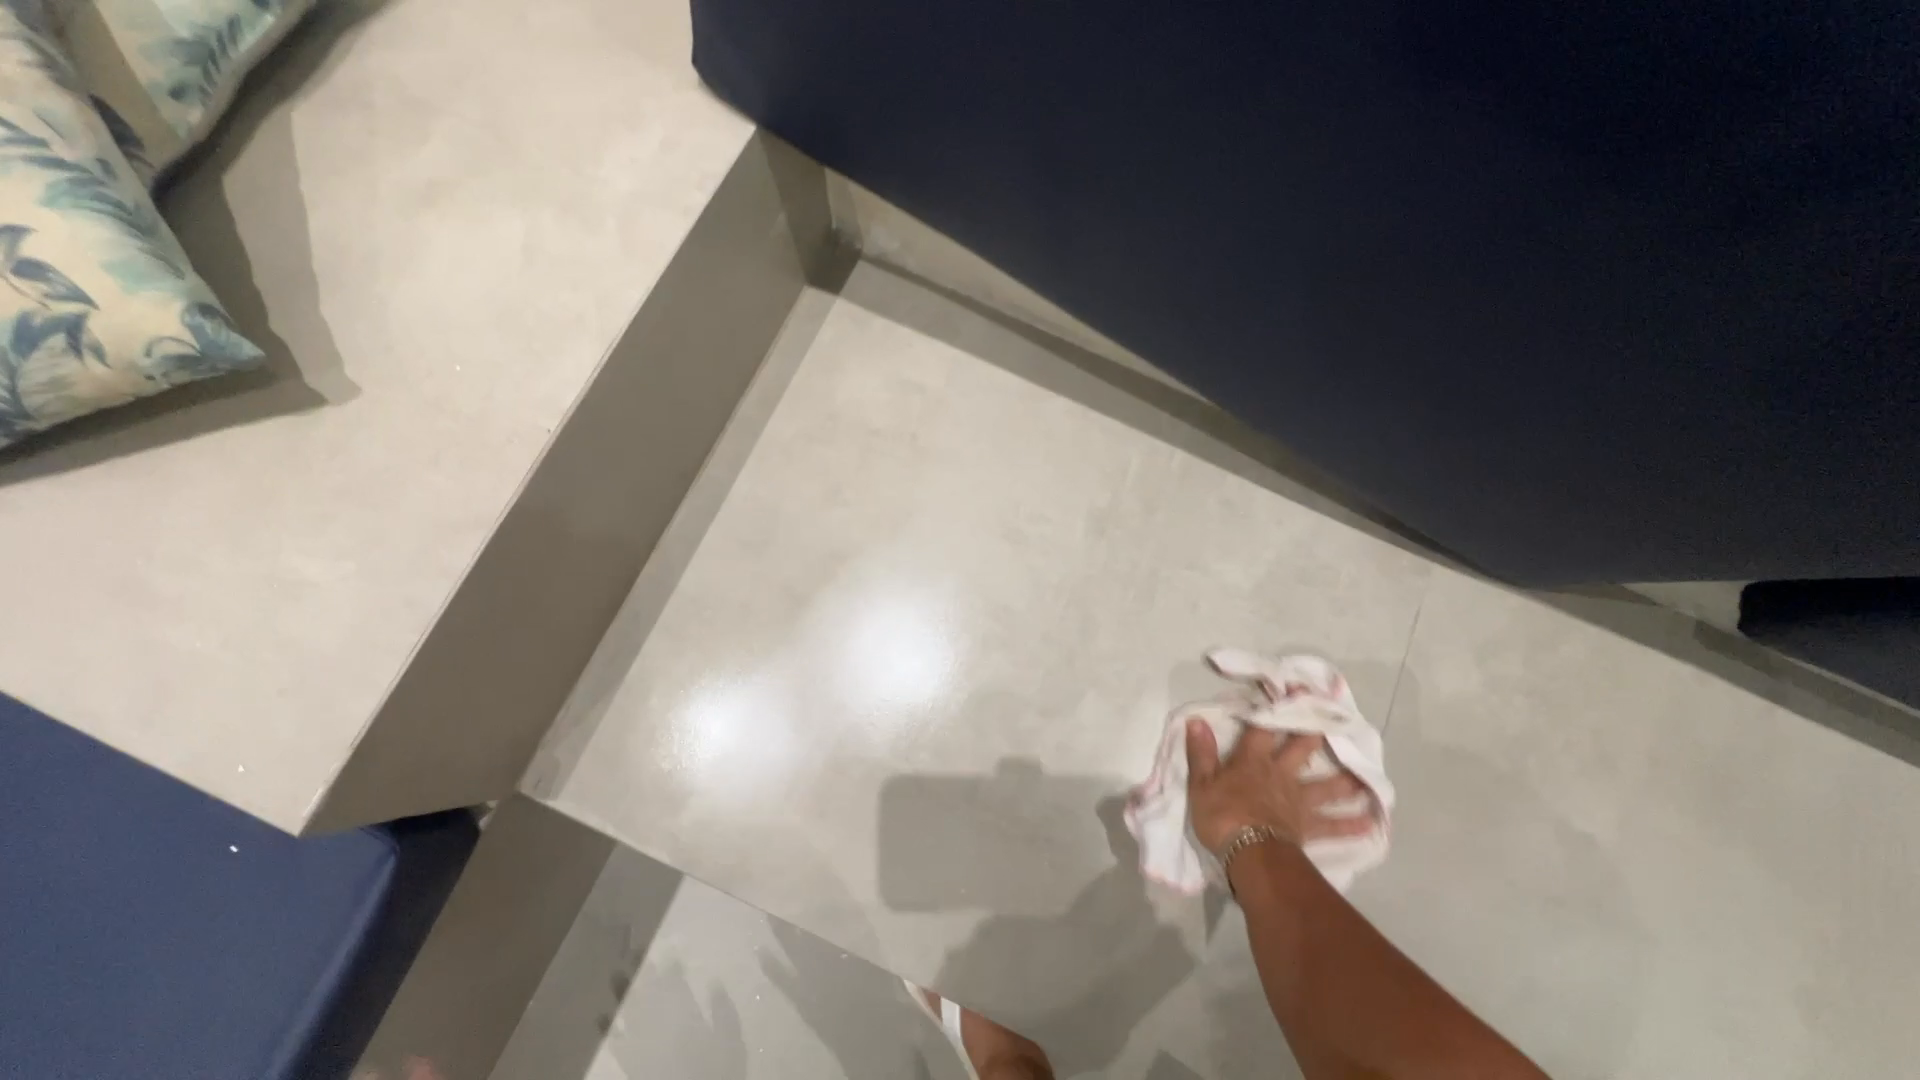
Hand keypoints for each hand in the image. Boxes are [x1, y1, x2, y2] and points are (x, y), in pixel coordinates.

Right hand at [1185, 719, 1375, 854]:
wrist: (1248, 852)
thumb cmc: (1221, 815)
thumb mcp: (1200, 783)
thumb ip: (1201, 752)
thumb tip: (1195, 720)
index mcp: (1252, 762)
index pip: (1262, 729)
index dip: (1275, 708)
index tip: (1291, 690)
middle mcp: (1281, 775)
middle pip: (1302, 749)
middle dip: (1316, 733)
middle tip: (1334, 720)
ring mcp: (1299, 800)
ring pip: (1328, 786)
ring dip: (1347, 781)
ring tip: (1366, 777)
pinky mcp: (1309, 826)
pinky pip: (1334, 826)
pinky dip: (1353, 825)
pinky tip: (1372, 824)